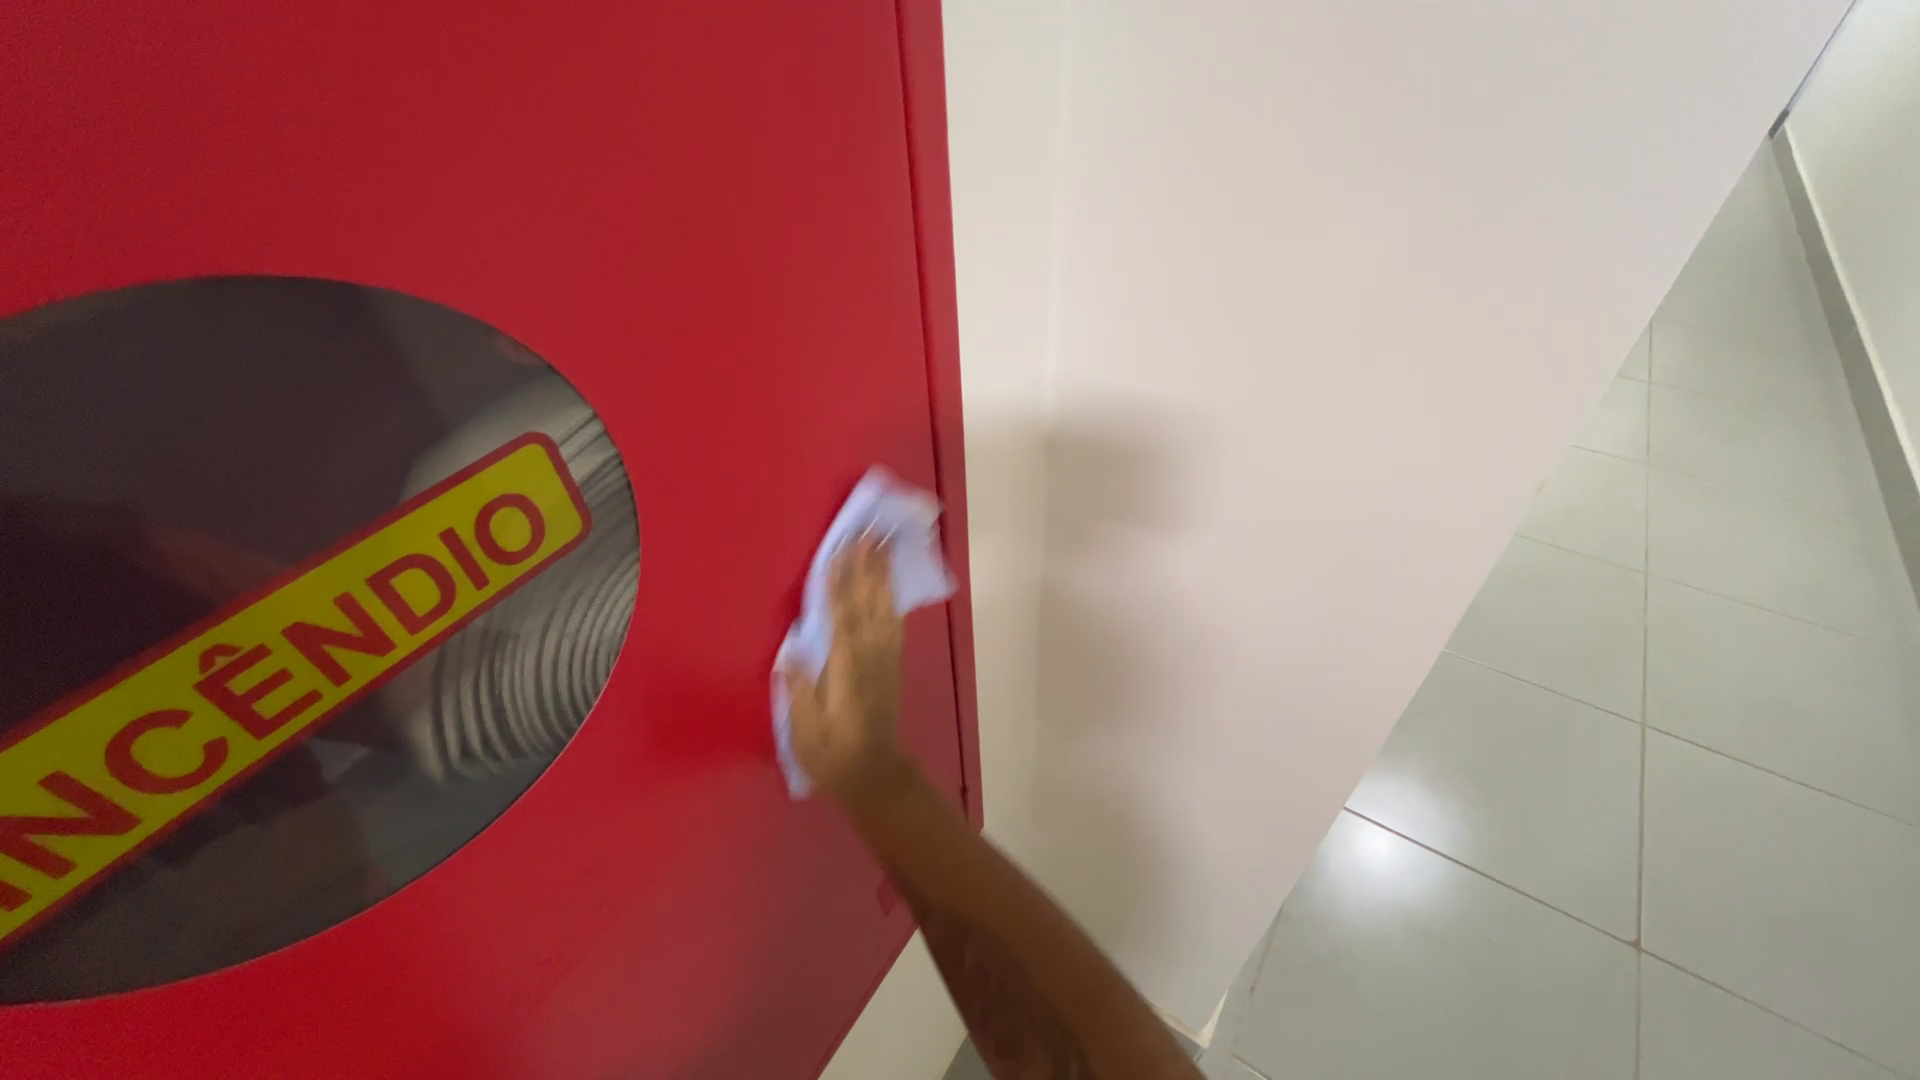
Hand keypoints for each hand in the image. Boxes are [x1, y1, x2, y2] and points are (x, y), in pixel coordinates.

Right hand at [784, 536, 907, 802]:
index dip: (839, 584)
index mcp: (846, 671)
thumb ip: (800, 691)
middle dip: (867, 565)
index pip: (841, 618)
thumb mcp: (806, 732)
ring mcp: (884, 658)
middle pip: (868, 603)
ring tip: (882, 543)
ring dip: (882, 574)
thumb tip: (790, 651)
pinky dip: (891, 597)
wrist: (873, 774)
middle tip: (869, 531)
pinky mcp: (891, 663)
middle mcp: (869, 657)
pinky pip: (893, 622)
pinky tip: (890, 581)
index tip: (838, 552)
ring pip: (885, 607)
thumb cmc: (832, 755)